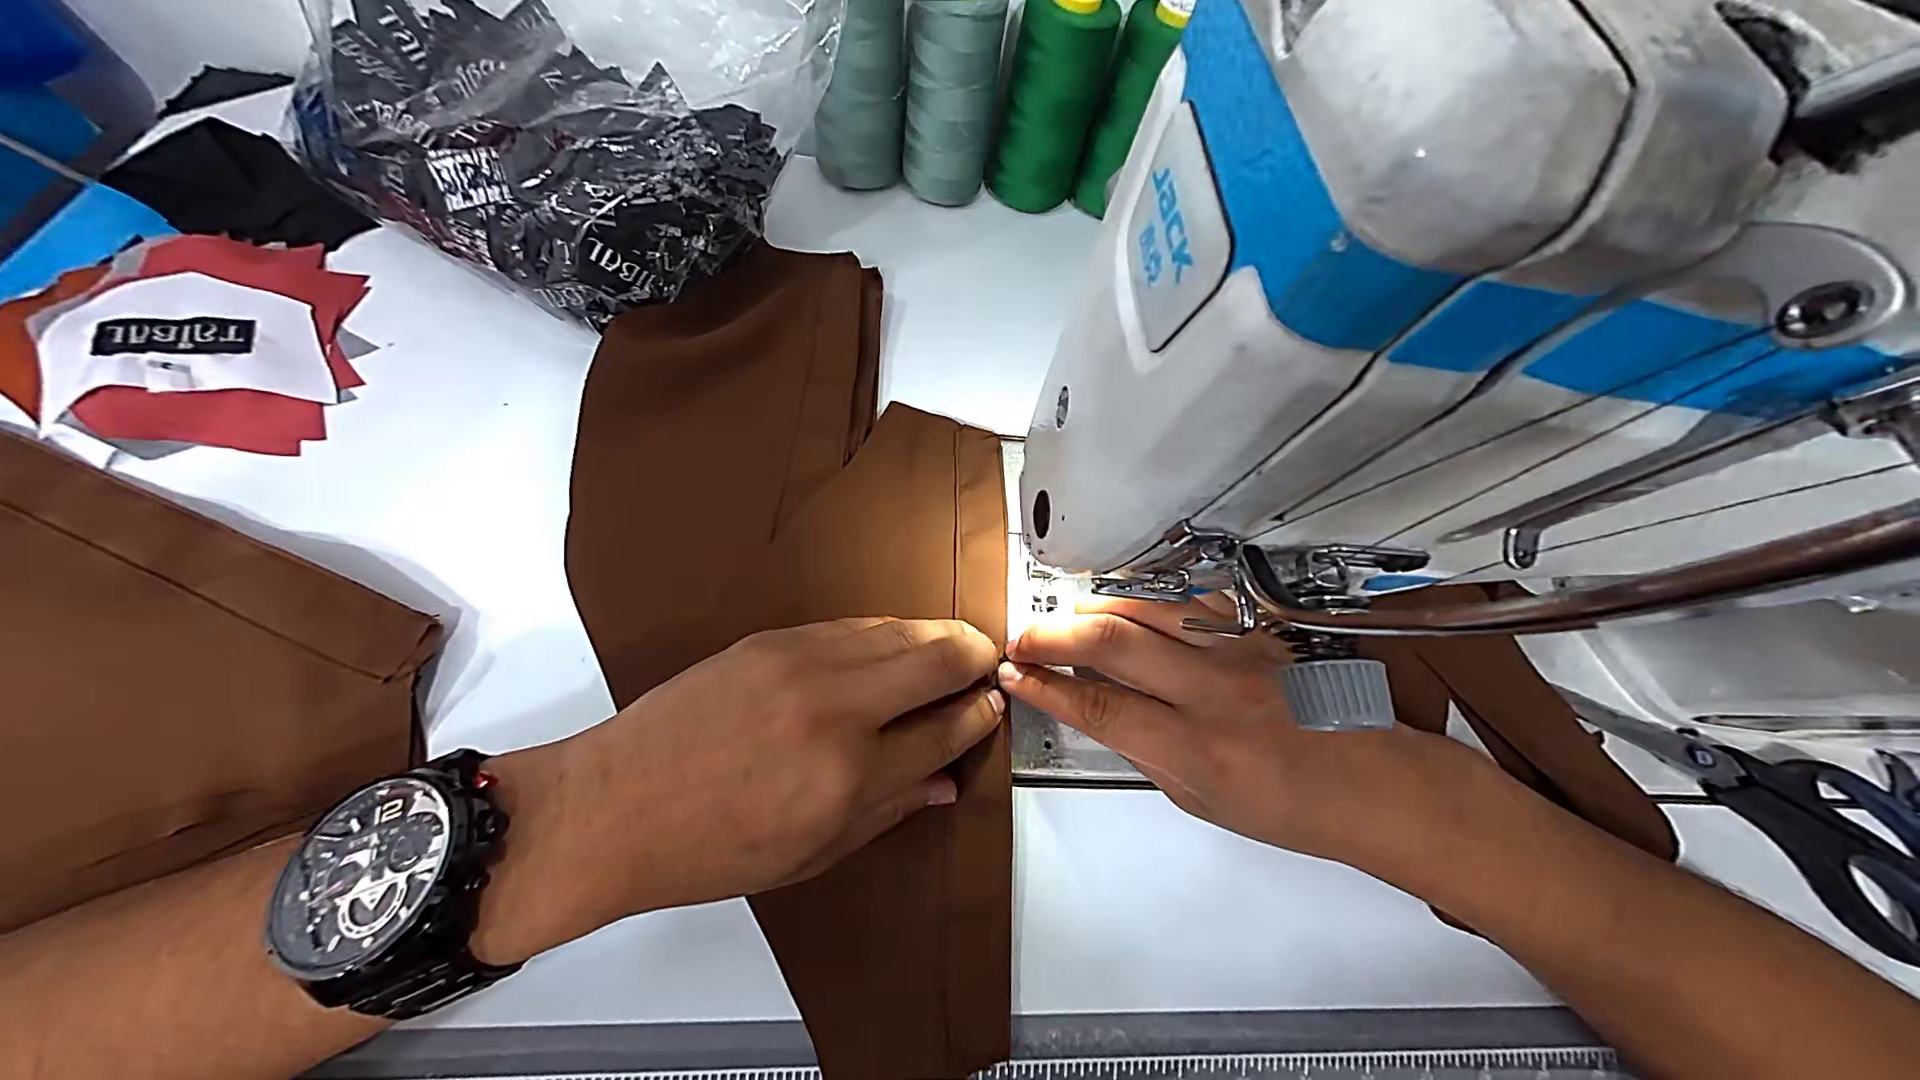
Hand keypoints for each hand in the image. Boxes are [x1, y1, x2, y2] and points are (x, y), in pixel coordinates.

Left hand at [474, 618, 1002, 962]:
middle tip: (990, 661)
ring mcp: (801, 663)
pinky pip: (854, 624)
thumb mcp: (811, 852)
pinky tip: (896, 643)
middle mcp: (834, 709)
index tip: (991, 706)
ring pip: (901, 629)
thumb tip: (941, 782)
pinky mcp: (774, 640)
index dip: (979, 715)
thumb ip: (889, 810)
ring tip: (954, 645)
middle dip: (978, 655)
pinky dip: (888, 632)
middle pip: (939, 658)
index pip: (945, 729)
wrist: (612, 805)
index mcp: (848, 776)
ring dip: (938, 635)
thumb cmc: (704, 844)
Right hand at [998, 596, 1492, 867]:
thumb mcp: (1200, 800)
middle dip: (1052, 635)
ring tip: (1065, 619)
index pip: (1099, 707)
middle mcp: (1216, 692)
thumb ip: (1144, 750)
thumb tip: (1099, 713)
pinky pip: (1186, 600)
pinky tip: (1124, 606)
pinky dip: (1144, 600)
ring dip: (1092, 607)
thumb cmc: (1297, 806)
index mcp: (1198, 748)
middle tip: (1024, 637)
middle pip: (1112, 642)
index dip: (1046, 687)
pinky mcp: (1255, 629)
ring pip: (1146, 607)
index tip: (1016, 674)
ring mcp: (1239, 650)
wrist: (1376, 782)